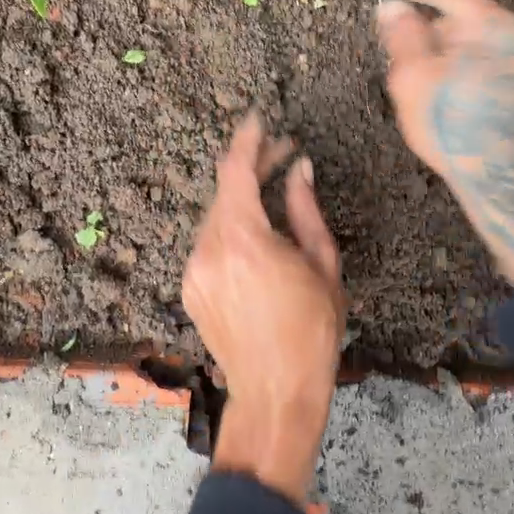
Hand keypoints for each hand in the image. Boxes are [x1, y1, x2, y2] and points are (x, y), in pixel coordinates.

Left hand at [182, 113, 344, 504]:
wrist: (275, 393)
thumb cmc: (312, 331)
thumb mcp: (322, 265)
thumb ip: (305, 210)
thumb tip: (299, 169)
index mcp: (244, 240)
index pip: (236, 172)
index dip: (247, 141)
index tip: (258, 119)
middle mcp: (209, 250)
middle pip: (226, 192)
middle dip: (253, 168)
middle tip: (285, 156)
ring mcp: (194, 271)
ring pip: (217, 217)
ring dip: (243, 199)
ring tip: (274, 194)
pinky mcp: (190, 289)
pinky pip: (210, 244)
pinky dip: (231, 229)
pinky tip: (258, 235)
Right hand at [377, 0, 513, 285]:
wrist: (503, 179)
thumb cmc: (454, 127)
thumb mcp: (412, 78)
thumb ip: (401, 35)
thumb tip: (393, 6)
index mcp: (491, 23)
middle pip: (466, 17)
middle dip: (433, 31)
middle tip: (405, 53)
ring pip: (481, 42)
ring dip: (453, 52)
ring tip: (429, 83)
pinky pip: (496, 62)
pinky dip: (472, 68)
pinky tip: (455, 96)